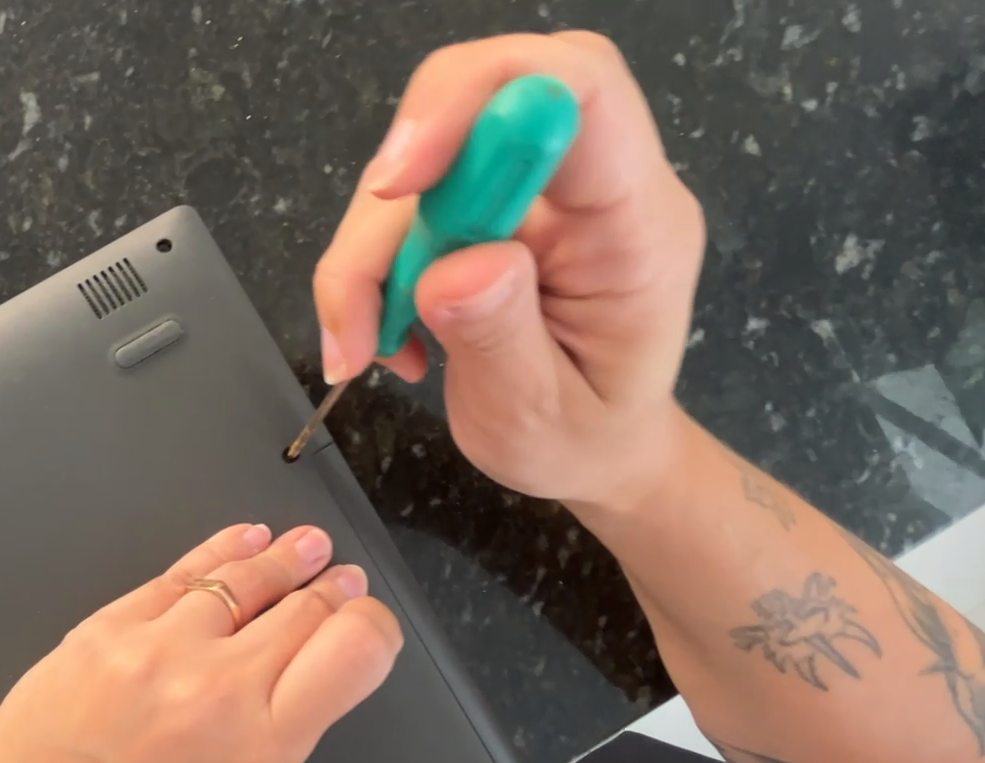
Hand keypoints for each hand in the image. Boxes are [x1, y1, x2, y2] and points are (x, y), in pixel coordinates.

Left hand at [0, 523, 402, 762]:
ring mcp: (162, 647)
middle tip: (342, 578)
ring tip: (308, 547)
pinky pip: (187, 572)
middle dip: (333, 589)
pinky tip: (248, 540)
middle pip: (305, 609)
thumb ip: (283, 727)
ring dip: (288, 558)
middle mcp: (217, 689)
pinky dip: (225, 550)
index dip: (372, 625)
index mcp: (259, 746)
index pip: (352, 652)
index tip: (366, 621)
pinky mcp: (116, 621)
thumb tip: (316, 662)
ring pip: (248, 578)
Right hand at [313, 32, 706, 510]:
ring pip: (412, 184)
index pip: (573, 88)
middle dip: (384, 219)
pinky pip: (398, 222)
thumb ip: (501, 339)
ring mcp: (526, 203)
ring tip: (362, 355)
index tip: (392, 188)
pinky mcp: (480, 224)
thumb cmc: (583, 443)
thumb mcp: (538, 417)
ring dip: (361, 271)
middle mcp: (579, 191)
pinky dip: (365, 281)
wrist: (594, 453)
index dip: (472, 104)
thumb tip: (450, 269)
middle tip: (353, 328)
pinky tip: (384, 342)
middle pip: (465, 125)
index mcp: (631, 224)